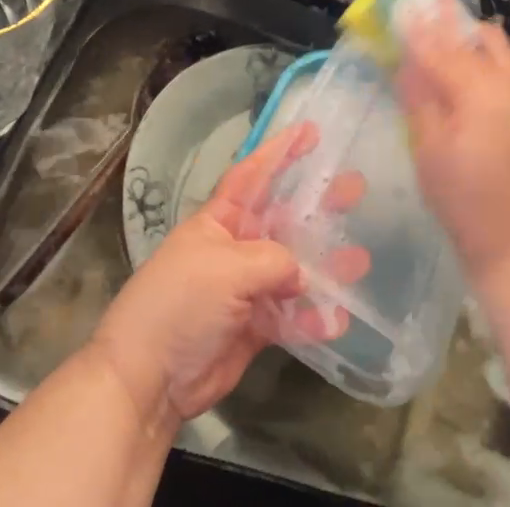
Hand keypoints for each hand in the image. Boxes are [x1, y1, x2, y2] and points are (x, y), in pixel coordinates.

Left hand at [89, 122, 364, 424]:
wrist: (149, 378)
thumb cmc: (179, 304)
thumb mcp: (226, 268)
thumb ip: (273, 261)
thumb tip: (301, 275)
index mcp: (219, 222)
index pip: (251, 176)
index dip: (278, 152)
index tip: (310, 130)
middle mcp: (235, 249)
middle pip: (283, 220)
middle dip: (317, 206)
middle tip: (355, 190)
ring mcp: (245, 290)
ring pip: (295, 269)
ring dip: (326, 266)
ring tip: (359, 260)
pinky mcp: (255, 327)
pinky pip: (291, 315)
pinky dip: (312, 318)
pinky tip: (335, 320)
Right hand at [396, 0, 509, 277]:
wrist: (509, 232)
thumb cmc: (460, 193)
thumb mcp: (427, 144)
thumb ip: (417, 93)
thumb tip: (402, 57)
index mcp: (480, 89)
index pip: (439, 46)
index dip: (414, 29)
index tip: (393, 9)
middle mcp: (507, 80)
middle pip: (472, 35)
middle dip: (443, 24)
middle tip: (414, 19)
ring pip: (490, 45)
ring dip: (462, 36)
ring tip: (431, 40)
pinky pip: (499, 62)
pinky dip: (476, 54)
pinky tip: (452, 65)